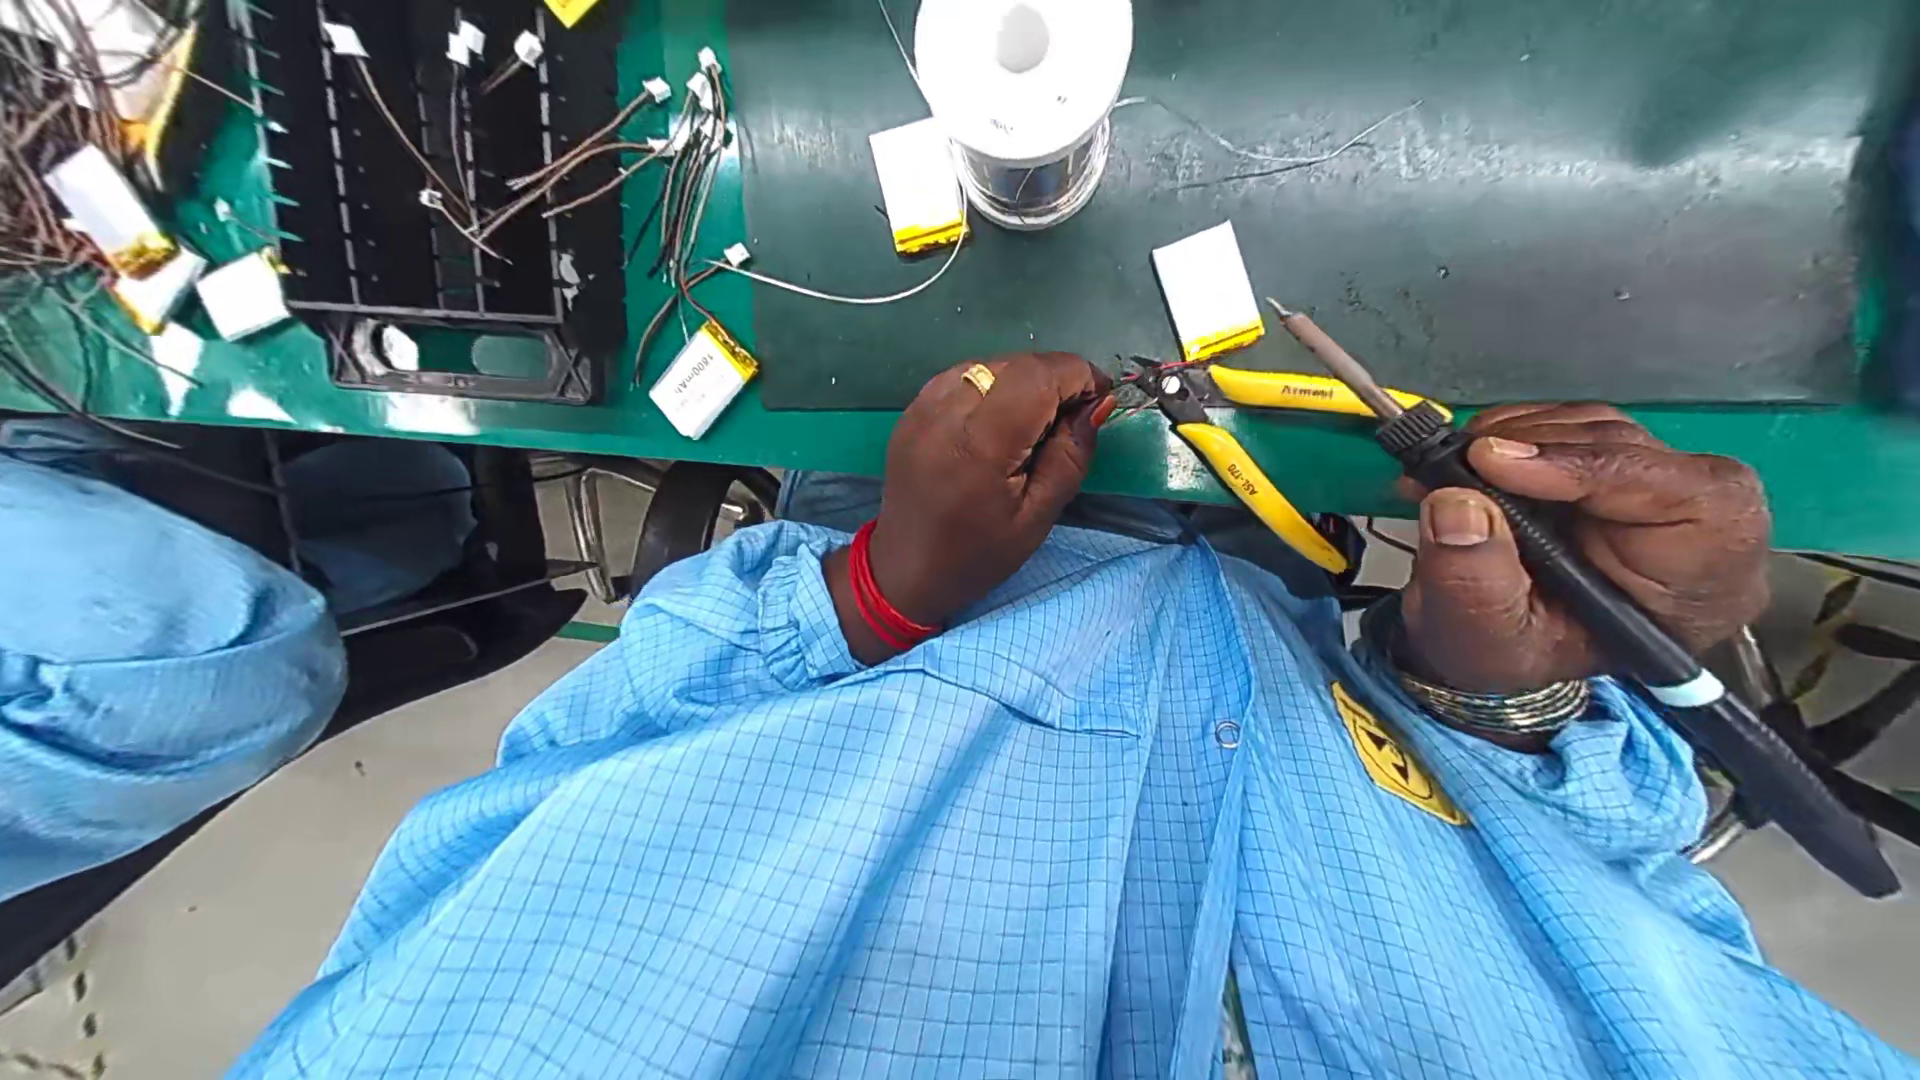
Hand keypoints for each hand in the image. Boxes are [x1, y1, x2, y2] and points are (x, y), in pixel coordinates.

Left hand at [825, 353, 1113, 662]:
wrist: (905, 571)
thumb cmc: (977, 555)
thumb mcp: (1037, 517)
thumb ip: (1070, 456)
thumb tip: (1098, 405)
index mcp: (979, 443)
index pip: (1039, 375)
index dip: (1079, 377)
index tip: (1100, 401)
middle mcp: (944, 412)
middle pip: (1015, 364)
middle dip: (1054, 380)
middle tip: (1069, 420)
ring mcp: (921, 408)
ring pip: (988, 365)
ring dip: (1022, 382)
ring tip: (1032, 424)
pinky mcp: (910, 412)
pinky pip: (961, 378)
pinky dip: (990, 388)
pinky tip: (996, 421)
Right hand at [1401, 404, 1770, 693]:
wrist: (1471, 645)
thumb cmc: (1493, 651)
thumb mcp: (1478, 635)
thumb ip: (1470, 578)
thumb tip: (1456, 501)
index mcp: (1692, 589)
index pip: (1689, 500)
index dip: (1593, 467)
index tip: (1495, 462)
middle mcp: (1687, 532)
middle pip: (1643, 455)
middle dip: (1544, 448)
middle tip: (1460, 460)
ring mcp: (1641, 497)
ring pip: (1602, 432)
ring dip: (1518, 436)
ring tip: (1448, 464)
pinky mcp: (1594, 476)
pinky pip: (1565, 429)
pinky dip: (1507, 433)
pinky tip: (1461, 459)